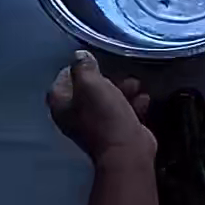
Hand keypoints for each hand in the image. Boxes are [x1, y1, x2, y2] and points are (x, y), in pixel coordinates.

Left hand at [47, 51, 154, 166]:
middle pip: (86, 91)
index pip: (61, 81)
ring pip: (107, 100)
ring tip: (136, 84)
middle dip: (104, 79)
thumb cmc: (104, 115)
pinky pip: (123, 112)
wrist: (127, 150)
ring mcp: (96, 126)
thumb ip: (83, 67)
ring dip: (122, 90)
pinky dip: (132, 104)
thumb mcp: (91, 84)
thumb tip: (79, 55)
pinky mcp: (116, 132)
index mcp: (62, 106)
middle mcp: (75, 117)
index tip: (91, 60)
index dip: (75, 68)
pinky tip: (143, 99)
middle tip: (117, 71)